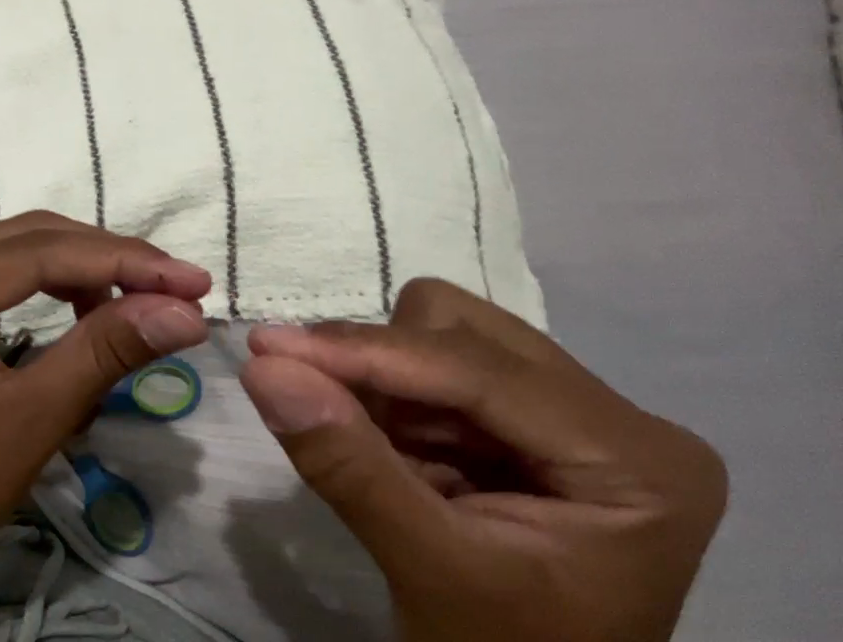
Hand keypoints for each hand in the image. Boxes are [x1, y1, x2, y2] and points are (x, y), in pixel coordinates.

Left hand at [0, 212, 212, 640]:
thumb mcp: (35, 418)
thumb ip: (104, 352)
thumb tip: (184, 310)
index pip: (37, 253)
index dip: (122, 261)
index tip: (194, 282)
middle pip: (27, 237)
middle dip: (108, 257)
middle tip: (179, 288)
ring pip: (16, 245)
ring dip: (83, 265)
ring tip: (142, 300)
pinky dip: (51, 279)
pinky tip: (88, 307)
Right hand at [240, 279, 727, 641]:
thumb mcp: (428, 568)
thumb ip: (348, 465)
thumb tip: (262, 370)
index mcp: (636, 459)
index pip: (478, 368)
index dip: (366, 351)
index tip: (266, 346)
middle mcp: (621, 420)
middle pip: (463, 331)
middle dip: (380, 367)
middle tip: (315, 405)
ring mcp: (578, 419)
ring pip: (443, 338)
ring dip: (383, 386)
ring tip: (372, 453)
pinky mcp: (534, 427)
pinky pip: (436, 372)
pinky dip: (391, 404)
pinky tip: (389, 456)